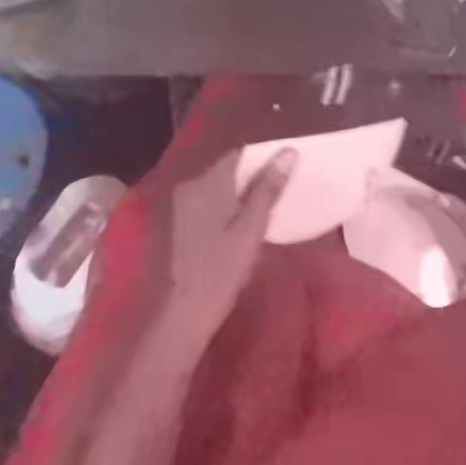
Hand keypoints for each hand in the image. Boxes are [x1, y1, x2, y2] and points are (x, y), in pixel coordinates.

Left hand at [159, 148, 294, 336]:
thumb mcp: (251, 228)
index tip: (284, 171)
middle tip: (278, 192)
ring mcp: (180, 204)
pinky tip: (236, 224)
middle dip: (251, 177)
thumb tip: (288, 152)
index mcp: (208, 182)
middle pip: (226, 170)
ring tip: (261, 208)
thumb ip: (268, 188)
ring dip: (237, 193)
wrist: (182, 312)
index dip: (263, 159)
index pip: (239, 155)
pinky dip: (223, 206)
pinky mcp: (177, 223)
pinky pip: (206, 202)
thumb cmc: (221, 269)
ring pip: (216, 187)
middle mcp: (190, 185)